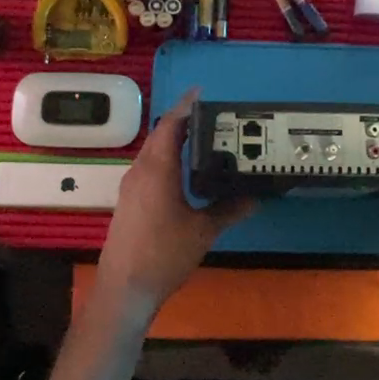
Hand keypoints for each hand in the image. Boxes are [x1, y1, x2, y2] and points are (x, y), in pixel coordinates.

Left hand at [94, 91, 253, 315]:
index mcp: (157, 169)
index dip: (186, 106)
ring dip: (173, 141)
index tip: (201, 92)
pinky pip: (149, 167)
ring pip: (152, 152)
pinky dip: (166, 159)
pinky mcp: (129, 200)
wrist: (124, 288)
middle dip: (182, 122)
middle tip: (211, 116)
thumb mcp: (203, 231)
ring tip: (202, 139)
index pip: (171, 125)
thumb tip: (254, 197)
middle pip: (160, 135)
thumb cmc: (164, 254)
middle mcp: (140, 170)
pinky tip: (183, 171)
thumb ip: (228, 210)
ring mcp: (131, 186)